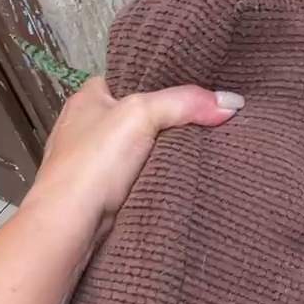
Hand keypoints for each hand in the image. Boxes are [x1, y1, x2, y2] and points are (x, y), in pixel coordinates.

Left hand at [23, 77, 242, 237]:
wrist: (70, 224)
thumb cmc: (94, 161)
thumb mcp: (141, 114)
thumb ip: (185, 102)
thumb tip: (233, 102)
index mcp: (87, 96)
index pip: (131, 79)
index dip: (163, 82)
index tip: (197, 89)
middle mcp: (86, 125)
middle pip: (140, 115)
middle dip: (169, 119)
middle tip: (208, 118)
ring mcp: (92, 160)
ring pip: (140, 148)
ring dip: (163, 151)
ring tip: (205, 145)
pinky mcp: (101, 191)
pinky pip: (137, 175)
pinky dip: (156, 175)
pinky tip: (179, 175)